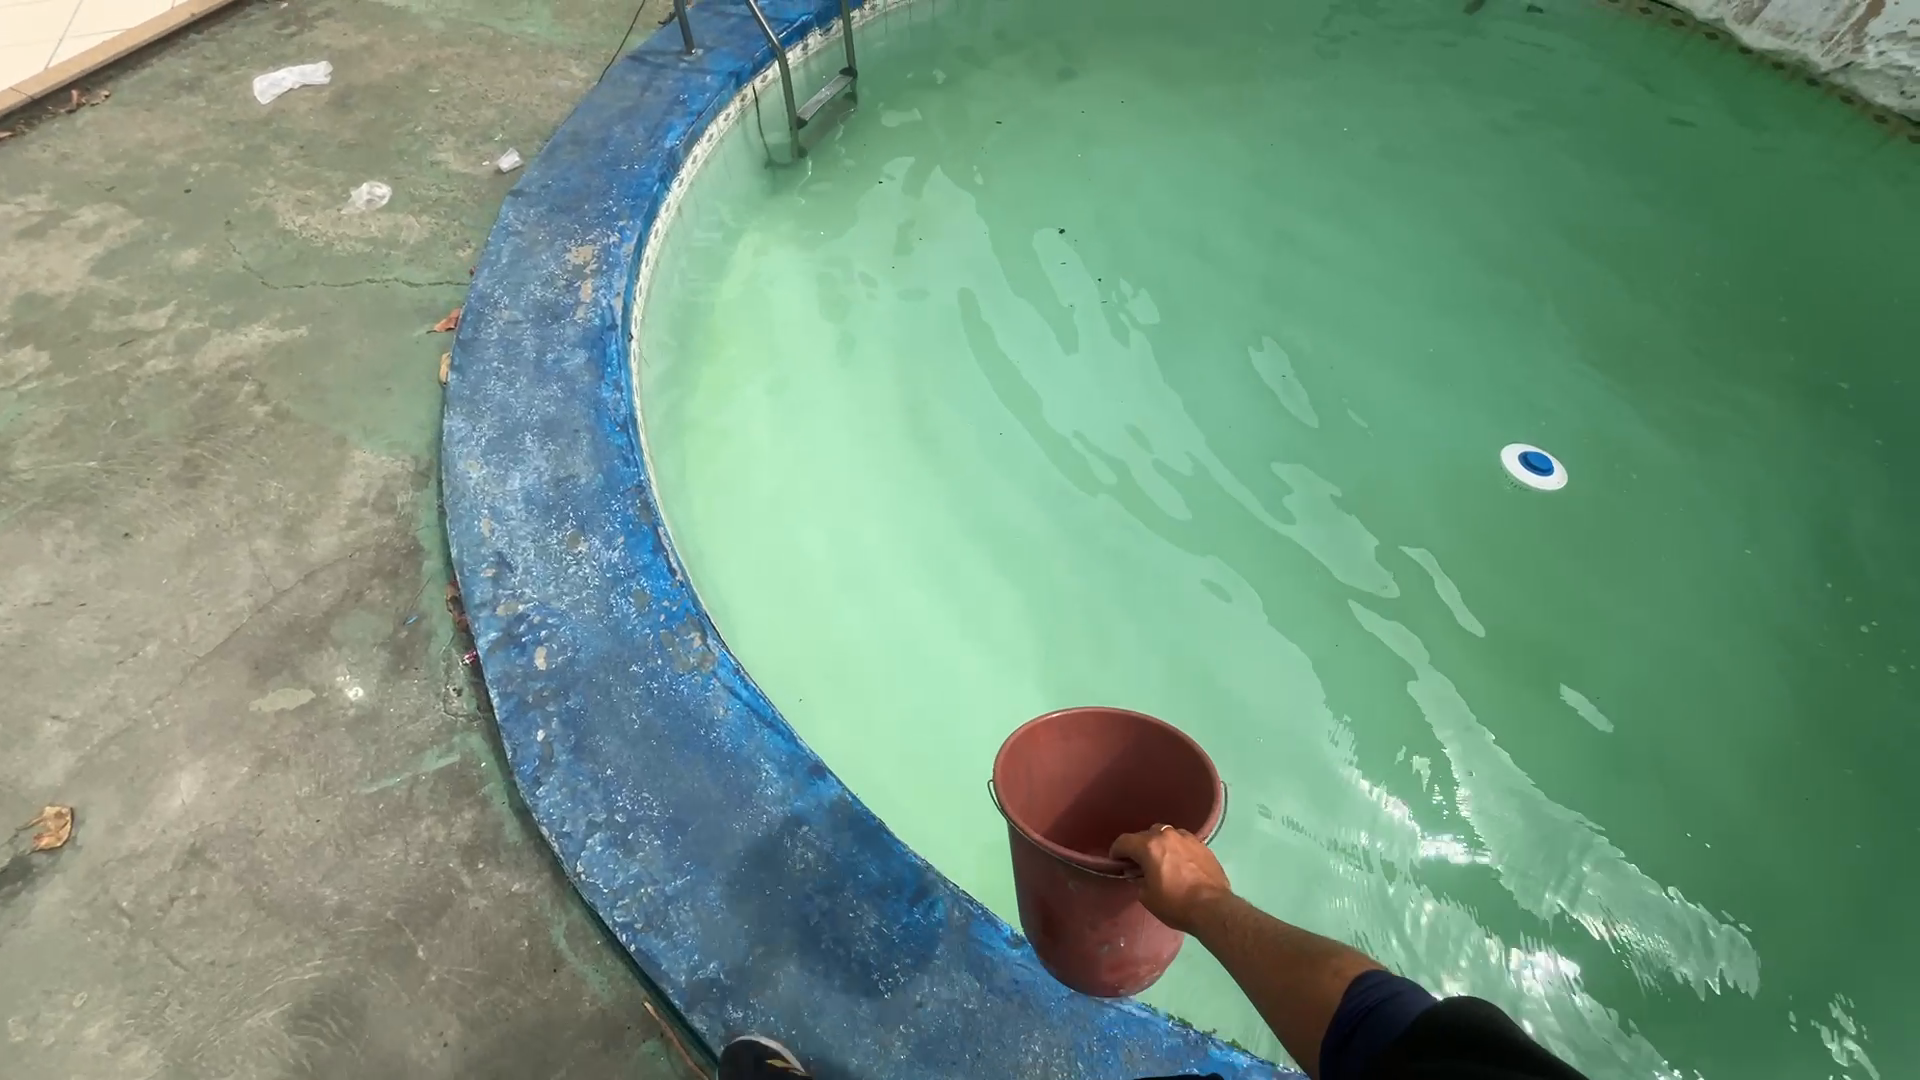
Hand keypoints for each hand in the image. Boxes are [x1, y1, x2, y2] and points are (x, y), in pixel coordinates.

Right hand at [1110, 824, 1232, 933]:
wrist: (1213, 908)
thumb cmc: (1176, 904)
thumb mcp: (1148, 897)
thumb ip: (1139, 881)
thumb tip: (1140, 875)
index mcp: (1149, 846)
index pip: (1124, 841)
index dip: (1116, 851)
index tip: (1116, 860)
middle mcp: (1166, 835)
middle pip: (1145, 835)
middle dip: (1139, 848)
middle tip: (1139, 864)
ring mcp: (1186, 838)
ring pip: (1166, 834)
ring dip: (1159, 844)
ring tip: (1162, 860)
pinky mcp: (1202, 845)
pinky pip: (1182, 841)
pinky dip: (1177, 848)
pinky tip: (1180, 862)